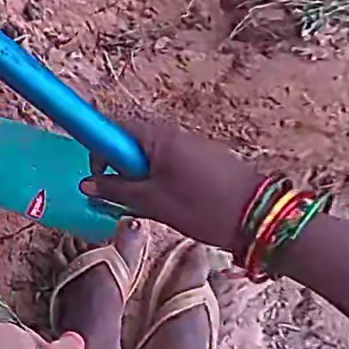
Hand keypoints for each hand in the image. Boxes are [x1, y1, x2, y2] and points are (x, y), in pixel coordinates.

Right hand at [81, 117, 267, 250]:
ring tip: (145, 202)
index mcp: (157, 138)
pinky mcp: (206, 159)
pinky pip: (169, 162)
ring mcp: (192, 146)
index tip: (99, 177)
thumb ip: (114, 190)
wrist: (263, 218)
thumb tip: (85, 184)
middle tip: (120, 194)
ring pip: (150, 155)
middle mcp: (174, 135)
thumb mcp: (150, 202)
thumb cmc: (200, 207)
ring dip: (139, 175)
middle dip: (119, 166)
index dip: (98, 151)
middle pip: (131, 142)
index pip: (112, 129)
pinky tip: (167, 201)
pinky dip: (159, 177)